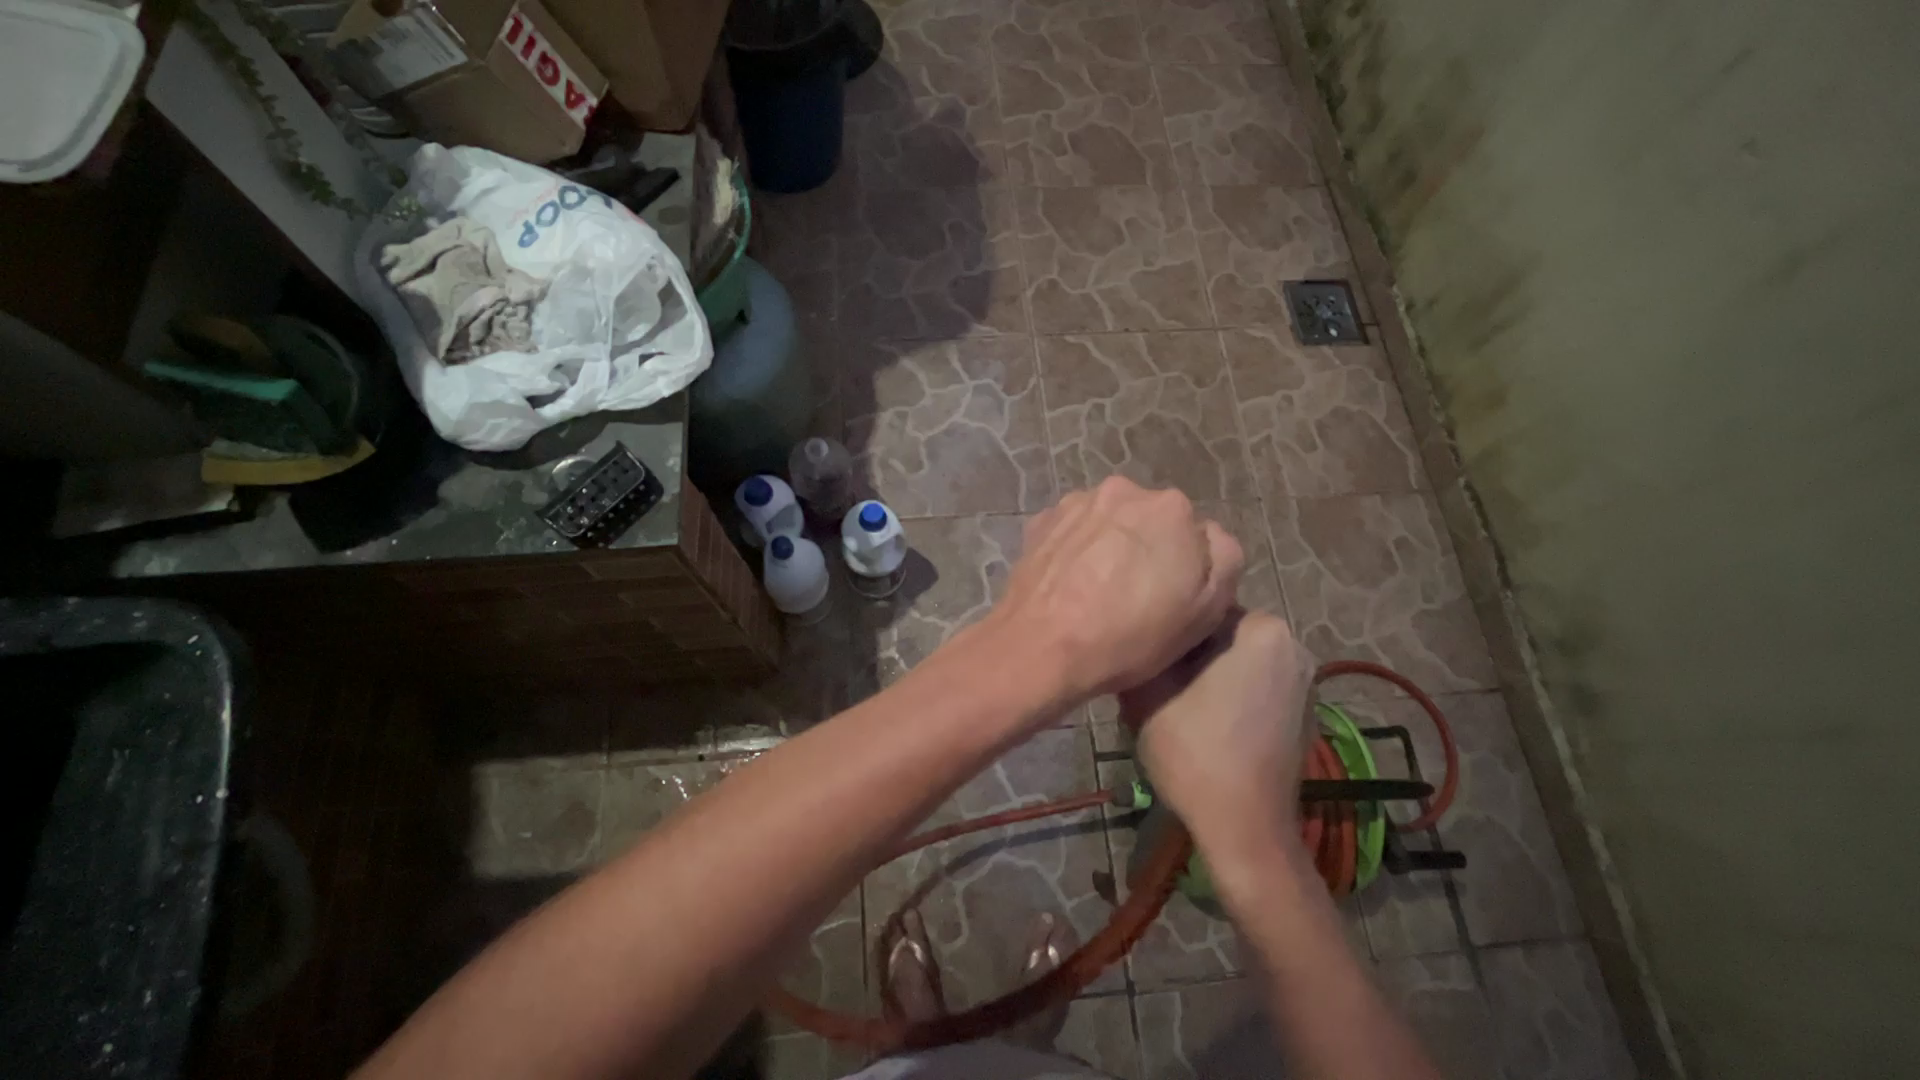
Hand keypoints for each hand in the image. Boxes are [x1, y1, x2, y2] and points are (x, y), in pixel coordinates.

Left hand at [990, 477, 1242, 700]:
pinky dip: (1075, 552)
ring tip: (1096, 593)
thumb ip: (1224, 559)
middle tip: (1134, 597)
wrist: (1042, 648)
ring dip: (1108, 548)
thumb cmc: (1131, 635)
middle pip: (1147, 522)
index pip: (1191, 533)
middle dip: (1146, 550)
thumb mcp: (1206, 611)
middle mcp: (1123, 491)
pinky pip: (1071, 534)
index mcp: (1171, 507)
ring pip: (1107, 524)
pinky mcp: (1040, 523)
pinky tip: (1069, 586)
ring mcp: (1075, 503)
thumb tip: (1208, 536)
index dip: (1185, 567)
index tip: (1170, 598)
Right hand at [1121, 610, 1315, 846]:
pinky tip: (1207, 729)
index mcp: (1262, 629)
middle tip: (1155, 690)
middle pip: (1220, 636)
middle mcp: (1293, 646)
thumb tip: (1132, 636)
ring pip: (1236, 663)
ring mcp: (1305, 682)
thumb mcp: (1147, 694)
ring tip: (1176, 709)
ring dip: (1207, 678)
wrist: (1244, 827)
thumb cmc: (1195, 752)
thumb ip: (1141, 652)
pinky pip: (1256, 689)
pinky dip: (1231, 699)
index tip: (1145, 665)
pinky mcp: (1305, 713)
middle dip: (1188, 657)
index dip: (1166, 638)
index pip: (1198, 611)